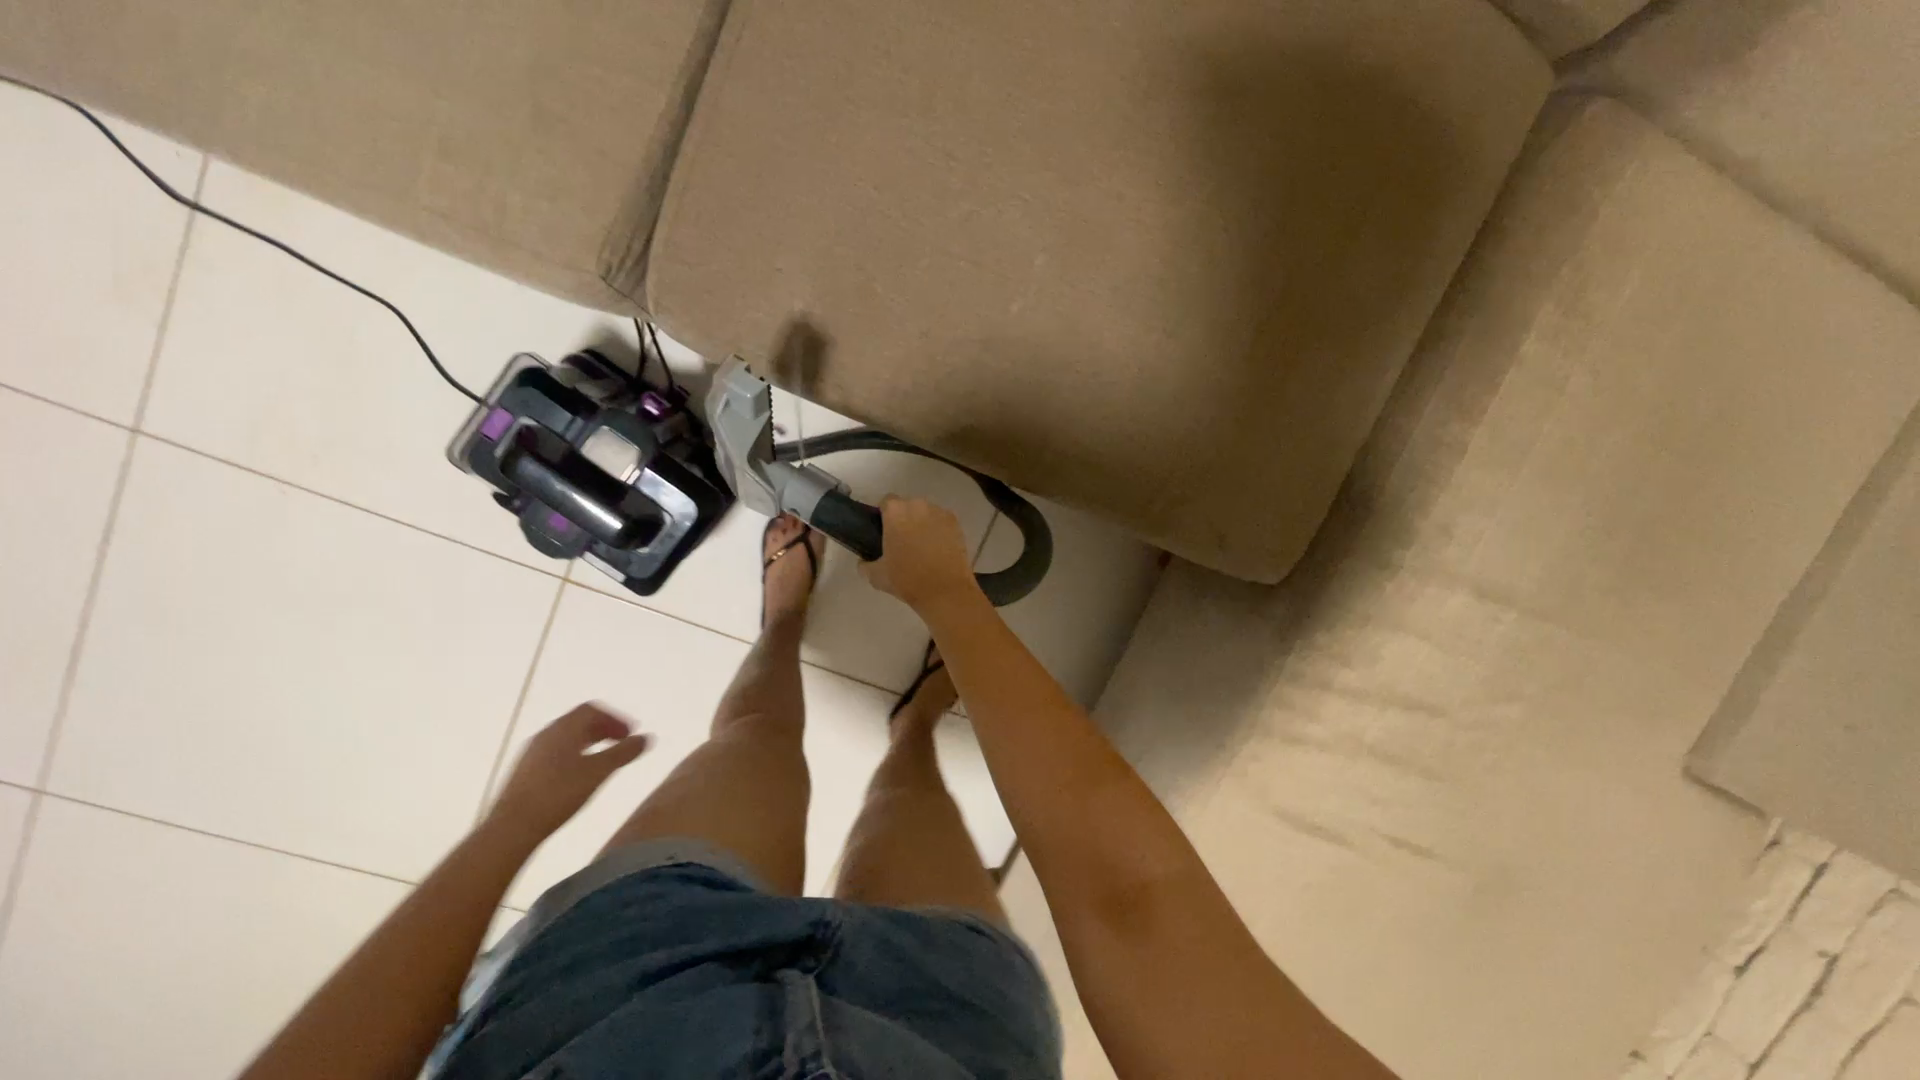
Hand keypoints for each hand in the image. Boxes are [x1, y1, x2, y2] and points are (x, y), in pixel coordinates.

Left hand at [485, 704, 650, 842]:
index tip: (630, 734)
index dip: (615, 718)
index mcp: (563, 728)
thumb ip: (624, 753)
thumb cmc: (559, 794)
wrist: (512, 827)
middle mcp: (546, 734)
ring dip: (588, 742)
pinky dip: (574, 754)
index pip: (591, 709)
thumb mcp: (599, 772)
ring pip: (565, 737)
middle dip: (603, 729)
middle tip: (621, 744)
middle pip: (578, 721)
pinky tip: (579, 776)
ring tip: (603, 761)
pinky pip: (555, 752)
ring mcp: (532, 752)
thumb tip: (646, 737)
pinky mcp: (524, 771)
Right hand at [859, 496, 980, 610]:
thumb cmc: (907, 580)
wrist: (945, 590)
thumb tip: (864, 562)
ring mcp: (940, 512)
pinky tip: (937, 549)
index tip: (883, 532)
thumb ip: (865, 564)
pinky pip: (941, 522)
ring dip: (922, 523)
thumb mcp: (876, 576)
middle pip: (907, 506)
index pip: (886, 502)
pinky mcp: (956, 523)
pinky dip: (938, 530)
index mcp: (895, 512)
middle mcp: (918, 505)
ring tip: (922, 546)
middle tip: (901, 541)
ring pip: (926, 513)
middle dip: (903, 519)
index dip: (883, 516)